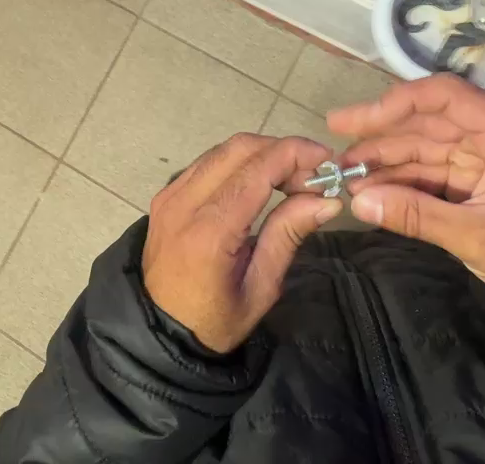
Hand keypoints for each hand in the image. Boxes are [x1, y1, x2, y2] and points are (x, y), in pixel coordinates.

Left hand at [144, 133, 343, 352]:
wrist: (157, 335)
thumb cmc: (214, 322)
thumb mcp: (260, 288)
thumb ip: (288, 235)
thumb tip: (327, 200)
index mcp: (209, 231)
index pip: (257, 169)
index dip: (295, 154)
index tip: (326, 160)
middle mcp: (184, 202)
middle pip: (239, 148)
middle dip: (282, 150)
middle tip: (311, 173)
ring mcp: (170, 194)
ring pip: (223, 149)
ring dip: (261, 152)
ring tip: (291, 178)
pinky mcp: (165, 195)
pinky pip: (208, 161)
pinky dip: (239, 161)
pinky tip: (260, 181)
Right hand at [331, 74, 484, 310]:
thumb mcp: (478, 237)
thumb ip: (417, 216)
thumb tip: (356, 203)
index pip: (445, 96)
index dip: (399, 101)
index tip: (361, 120)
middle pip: (425, 118)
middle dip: (379, 129)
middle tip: (334, 135)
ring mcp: (477, 156)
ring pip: (420, 144)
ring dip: (382, 157)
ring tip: (342, 171)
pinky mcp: (468, 179)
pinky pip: (425, 170)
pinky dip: (397, 179)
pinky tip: (367, 188)